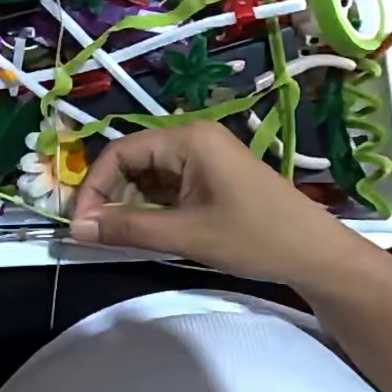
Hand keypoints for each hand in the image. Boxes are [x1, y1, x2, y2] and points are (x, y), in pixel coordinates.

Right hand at [70, 121, 369, 284]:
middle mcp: (193, 138)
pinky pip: (168, 185)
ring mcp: (204, 157)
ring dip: (129, 203)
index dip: (94, 186)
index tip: (79, 223)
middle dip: (111, 195)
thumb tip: (77, 227)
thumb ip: (128, 227)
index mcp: (187, 138)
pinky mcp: (212, 176)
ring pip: (149, 175)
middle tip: (96, 234)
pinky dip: (151, 206)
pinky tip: (143, 230)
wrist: (314, 253)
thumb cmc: (253, 237)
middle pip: (133, 160)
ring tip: (117, 236)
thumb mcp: (185, 234)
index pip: (121, 151)